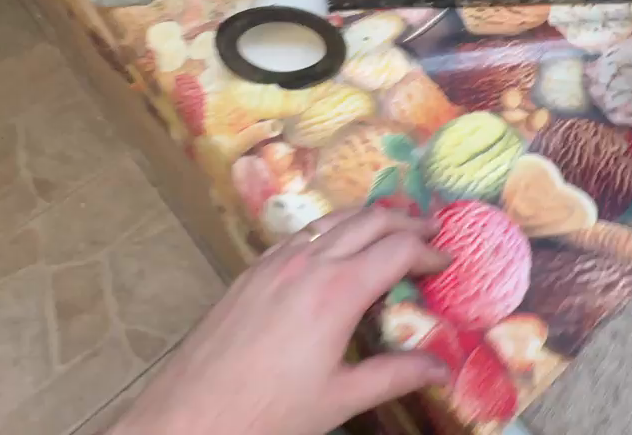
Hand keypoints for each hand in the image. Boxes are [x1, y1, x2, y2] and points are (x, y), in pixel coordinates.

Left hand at [115, 206, 451, 434]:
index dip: (428, 251)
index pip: (398, 249)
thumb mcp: (338, 400)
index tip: (446, 262)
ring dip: (371, 216)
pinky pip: (304, 231)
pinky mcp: (254, 268)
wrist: (186, 420)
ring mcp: (279, 259)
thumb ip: (394, 376)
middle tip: (431, 232)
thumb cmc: (267, 415)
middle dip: (407, 221)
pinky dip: (333, 227)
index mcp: (339, 289)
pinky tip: (336, 245)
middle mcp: (312, 260)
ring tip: (392, 225)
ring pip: (336, 217)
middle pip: (372, 219)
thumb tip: (443, 368)